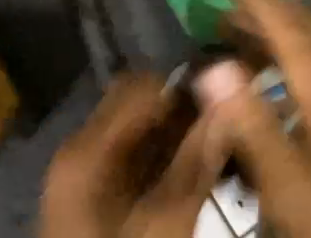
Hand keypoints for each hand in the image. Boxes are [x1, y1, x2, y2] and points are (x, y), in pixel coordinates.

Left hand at [42, 73, 225, 237]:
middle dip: (184, 111)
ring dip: (178, 134)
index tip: (229, 97)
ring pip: (138, 132)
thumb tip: (231, 104)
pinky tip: (198, 171)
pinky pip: (133, 159)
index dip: (186, 88)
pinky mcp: (92, 198)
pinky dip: (164, 158)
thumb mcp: (166, 223)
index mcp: (87, 149)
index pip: (142, 87)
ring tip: (223, 145)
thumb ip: (197, 160)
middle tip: (229, 123)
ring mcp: (83, 175)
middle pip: (138, 106)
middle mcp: (79, 150)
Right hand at [203, 0, 310, 237]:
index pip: (280, 18)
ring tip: (253, 52)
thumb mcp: (289, 183)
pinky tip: (298, 92)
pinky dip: (308, 60)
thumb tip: (213, 67)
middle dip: (262, 16)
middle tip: (224, 18)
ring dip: (285, 40)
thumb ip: (249, 123)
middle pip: (303, 25)